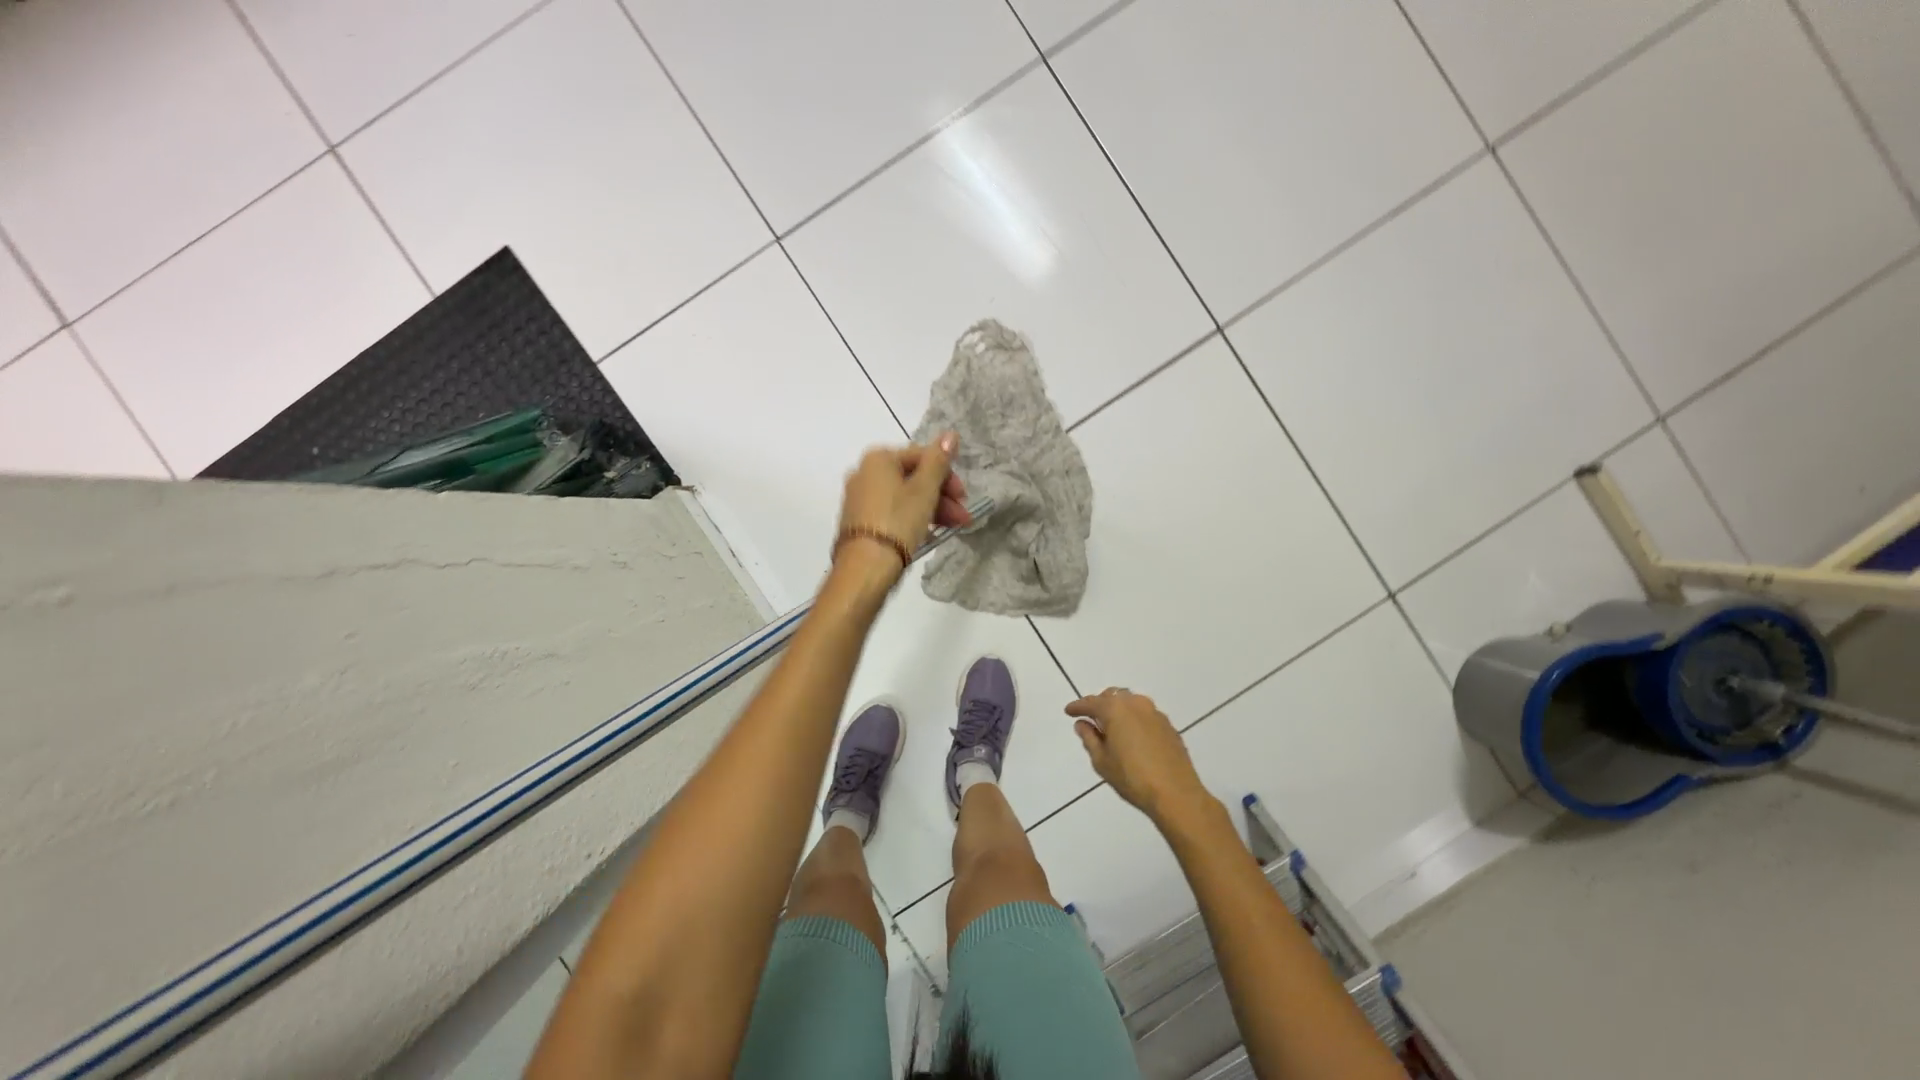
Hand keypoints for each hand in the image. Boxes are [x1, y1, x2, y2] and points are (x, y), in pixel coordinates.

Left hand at [835, 433, 969, 575]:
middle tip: (963, 517)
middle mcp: (864, 472)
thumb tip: (950, 434)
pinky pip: (892, 512)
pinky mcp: (859, 521)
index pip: (921, 456)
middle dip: (942, 496)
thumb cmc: (898, 521)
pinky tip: (930, 534)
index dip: (947, 475)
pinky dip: (913, 519)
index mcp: (878, 458)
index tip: (964, 497)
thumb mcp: (924, 489)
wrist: (865, 566)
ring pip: (904, 497)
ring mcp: (859, 498)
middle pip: (913, 478)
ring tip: (954, 528)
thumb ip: (938, 461)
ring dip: (932, 509)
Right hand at [1065, 689, 1210, 824]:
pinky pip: (1145, 715)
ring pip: (1131, 704)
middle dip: (1100, 705)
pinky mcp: (1169, 726)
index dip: (1078, 707)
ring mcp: (1155, 713)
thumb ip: (1089, 738)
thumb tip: (1082, 724)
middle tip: (1090, 719)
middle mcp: (1136, 704)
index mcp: (1116, 709)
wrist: (1175, 793)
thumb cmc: (1132, 778)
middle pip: (1113, 697)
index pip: (1091, 702)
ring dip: (1119, 711)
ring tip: (1112, 728)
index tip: (1068, 711)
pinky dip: (1134, 720)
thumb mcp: (1101, 761)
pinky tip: (1132, 737)